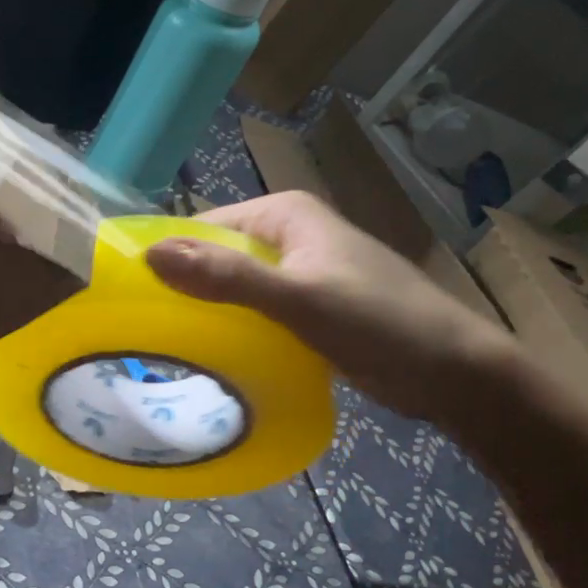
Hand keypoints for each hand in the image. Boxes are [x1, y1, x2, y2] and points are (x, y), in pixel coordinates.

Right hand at [143, 191, 516, 423]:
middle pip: (214, 257)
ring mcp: (299, 271)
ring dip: (206, 312)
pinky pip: (253, 310)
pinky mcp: (308, 306)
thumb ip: (226, 277)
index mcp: (283, 214)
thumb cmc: (379, 323)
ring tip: (166, 347)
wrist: (456, 373)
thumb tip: (149, 255)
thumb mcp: (297, 299)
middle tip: (144, 332)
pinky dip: (232, 328)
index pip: (201, 228)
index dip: (166, 259)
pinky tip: (211, 355)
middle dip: (183, 288)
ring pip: (232, 286)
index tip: (131, 301)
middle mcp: (288, 234)